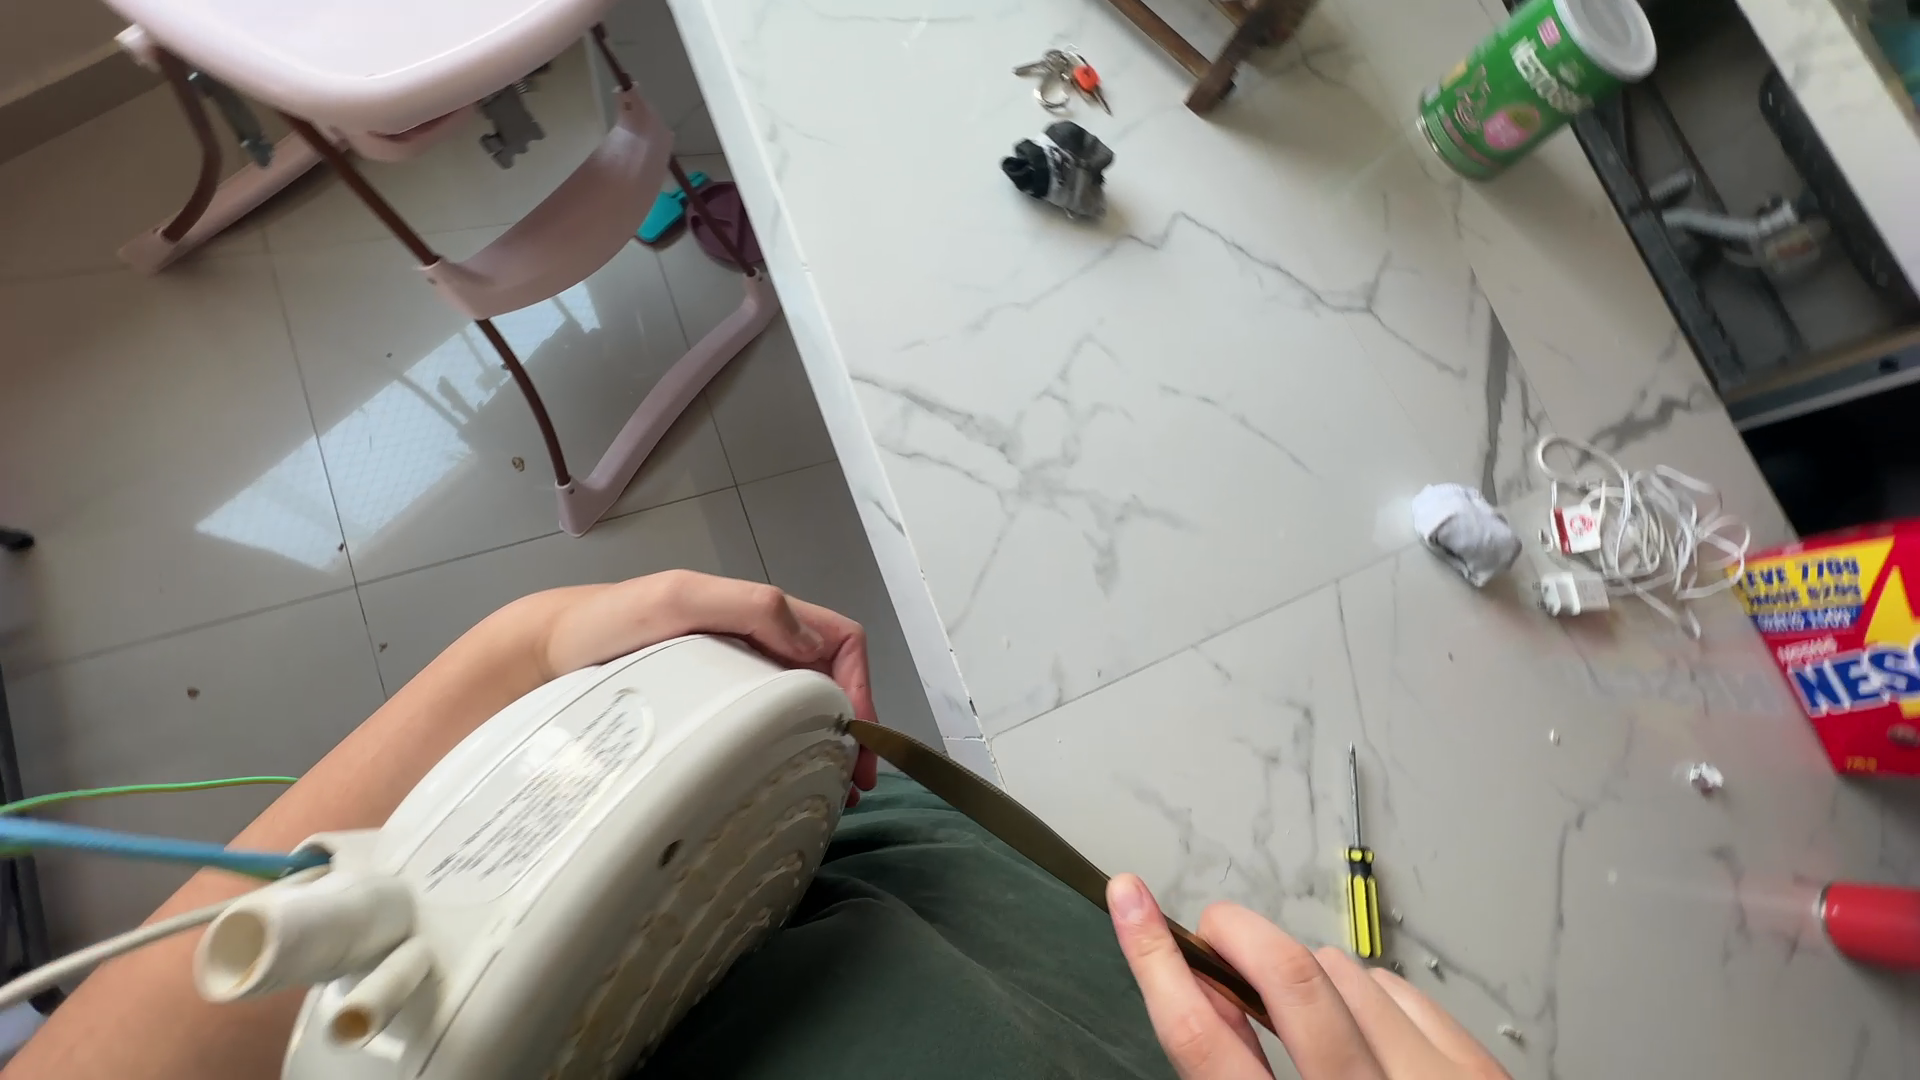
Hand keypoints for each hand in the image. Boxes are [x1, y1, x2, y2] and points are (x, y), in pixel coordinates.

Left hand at [537, 570, 878, 802]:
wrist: (550, 655)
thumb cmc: (612, 621)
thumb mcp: (681, 598)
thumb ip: (748, 606)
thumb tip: (812, 648)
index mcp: (766, 617)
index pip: (841, 642)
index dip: (861, 684)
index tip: (859, 735)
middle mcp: (763, 649)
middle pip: (832, 682)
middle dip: (855, 727)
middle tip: (854, 783)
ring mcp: (740, 683)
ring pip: (806, 710)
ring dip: (830, 745)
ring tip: (832, 793)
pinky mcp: (717, 712)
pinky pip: (771, 729)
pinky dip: (793, 753)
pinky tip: (789, 782)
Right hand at [1107, 874, 1508, 1079]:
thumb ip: (1227, 1071)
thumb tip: (1207, 988)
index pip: (1203, 1043)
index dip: (1155, 959)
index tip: (1129, 897)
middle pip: (1289, 978)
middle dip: (1235, 933)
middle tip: (1215, 935)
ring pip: (1340, 970)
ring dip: (1304, 976)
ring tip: (1308, 1020)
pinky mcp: (1483, 1077)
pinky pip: (1393, 987)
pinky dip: (1362, 994)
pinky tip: (1365, 1035)